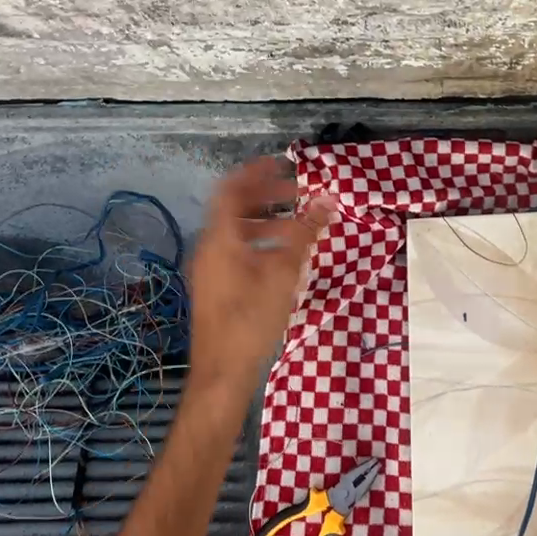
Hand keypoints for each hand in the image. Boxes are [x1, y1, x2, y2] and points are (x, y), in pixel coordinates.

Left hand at [185, 157, 333, 399]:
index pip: (231, 188)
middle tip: (299, 193)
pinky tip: (285, 256)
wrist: (222, 372)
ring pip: (238, 231)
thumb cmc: (252, 318)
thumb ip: (305, 232)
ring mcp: (211, 268)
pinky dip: (261, 241)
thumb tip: (327, 199)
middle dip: (268, 196)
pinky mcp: (217, 286)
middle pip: (235, 208)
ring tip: (299, 226)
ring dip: (268, 221)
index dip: (255, 172)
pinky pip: (237, 249)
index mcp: (220, 237)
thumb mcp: (284, 272)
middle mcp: (210, 247)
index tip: (282, 163)